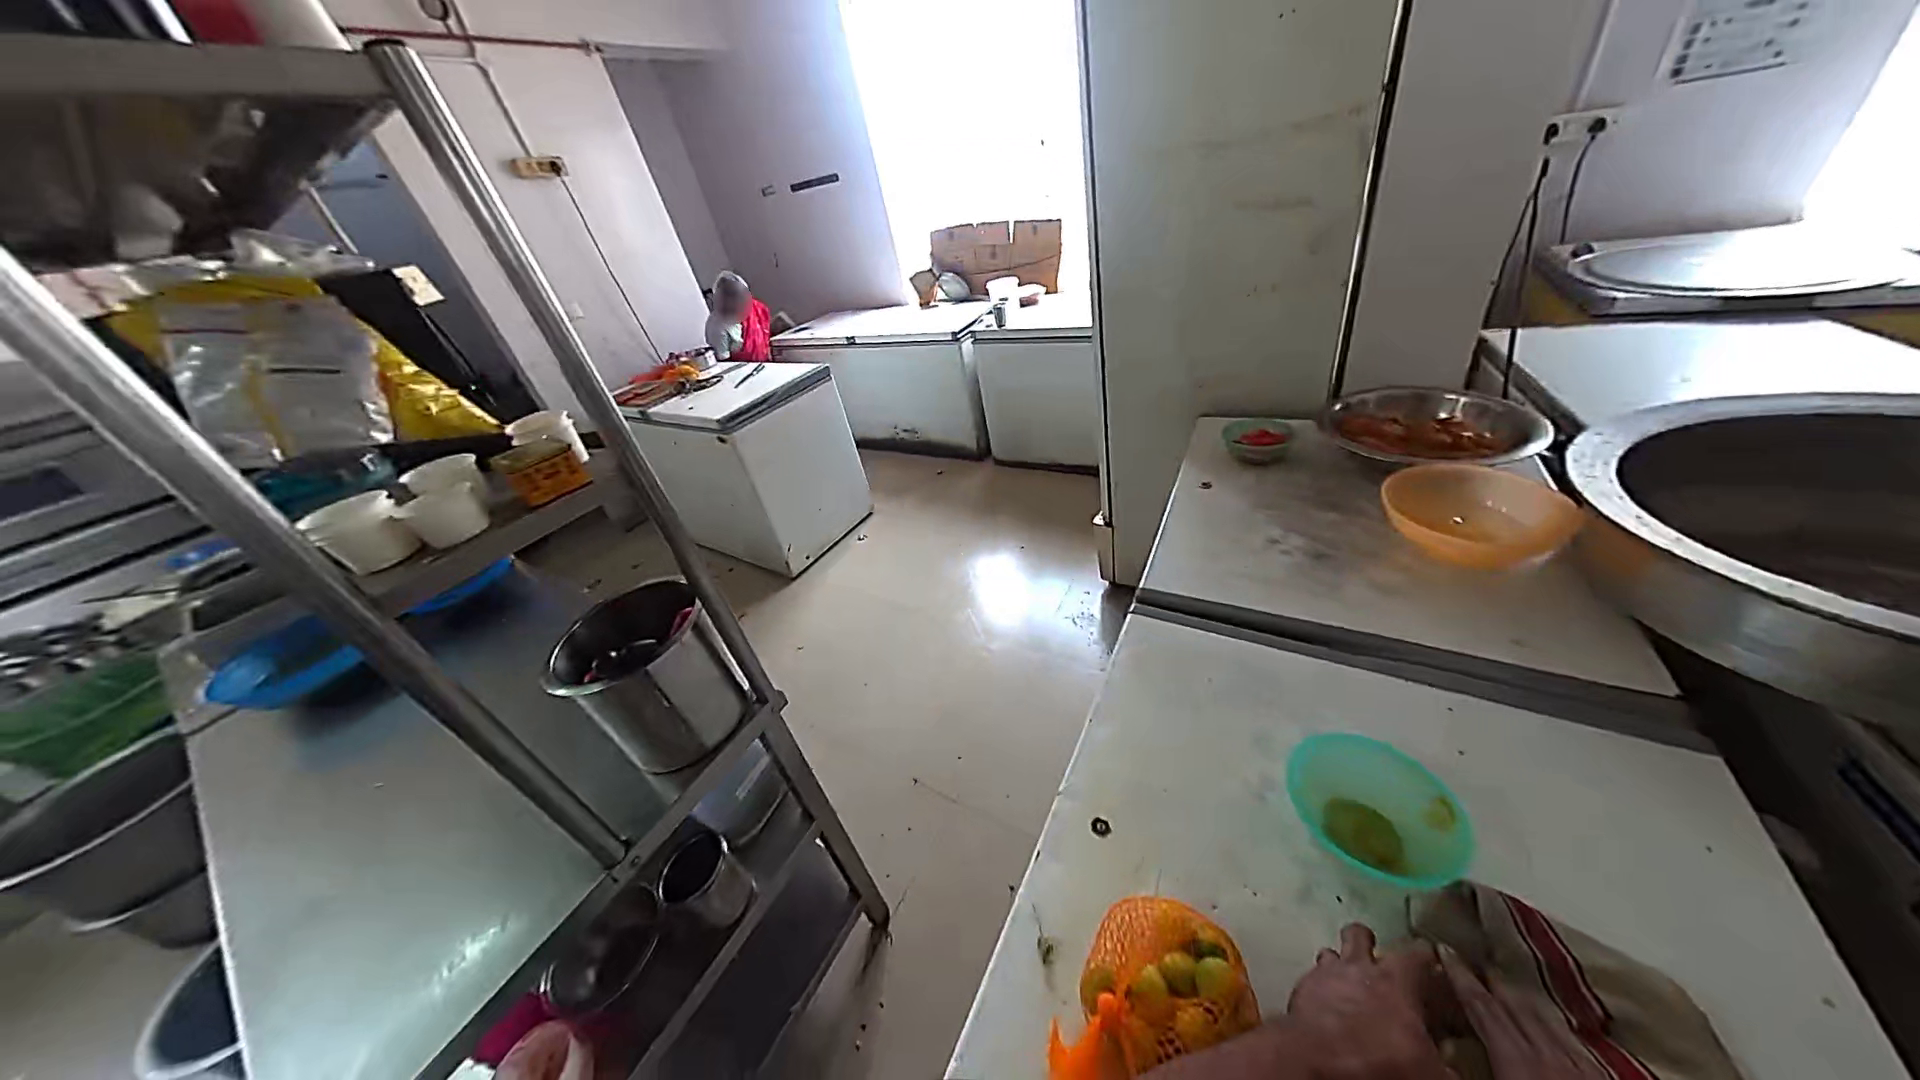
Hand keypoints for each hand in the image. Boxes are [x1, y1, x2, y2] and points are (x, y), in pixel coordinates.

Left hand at [1284, 922, 1450, 1077]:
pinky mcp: (1301, 988)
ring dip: (1339, 963)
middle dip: (1366, 939)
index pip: (1414, 954)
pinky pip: (1312, 977)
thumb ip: (1444, 1063)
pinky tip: (1327, 1002)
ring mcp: (1324, 974)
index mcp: (1394, 982)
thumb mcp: (1432, 1074)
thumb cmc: (1383, 1064)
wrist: (1322, 1063)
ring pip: (1330, 953)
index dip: (1423, 953)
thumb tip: (1450, 1066)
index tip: (1428, 955)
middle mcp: (1356, 968)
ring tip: (1347, 978)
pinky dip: (1321, 987)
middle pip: (1358, 934)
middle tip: (1373, 951)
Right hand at [1439, 946, 1608, 1079]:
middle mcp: (1548, 1054)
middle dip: (1493, 981)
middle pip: (1515, 1005)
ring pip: (1546, 1018)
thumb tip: (1446, 1050)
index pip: (1481, 1006)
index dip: (1460, 976)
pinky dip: (1556, 1024)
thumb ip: (1477, 1068)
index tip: (1445, 950)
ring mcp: (1581, 1067)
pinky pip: (1574, 1040)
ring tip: (1510, 986)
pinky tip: (1554, 1025)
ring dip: (1524, 999)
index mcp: (1516, 1059)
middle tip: (1476, 963)